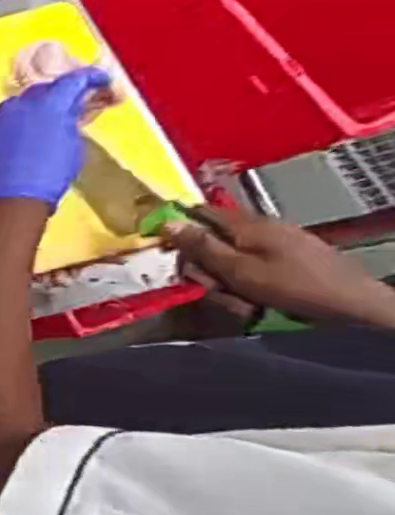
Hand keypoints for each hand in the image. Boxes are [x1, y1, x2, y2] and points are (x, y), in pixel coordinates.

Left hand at [0, 68, 112, 207]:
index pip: (71, 81)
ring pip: (10, 110)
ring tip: (38, 126)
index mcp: (47, 105)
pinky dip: (5, 132)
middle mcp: (14, 109)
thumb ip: (70, 121)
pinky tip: (12, 145)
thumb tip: (69, 112)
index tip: (99, 83)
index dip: (89, 79)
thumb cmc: (46, 177)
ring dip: (26, 113)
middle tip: (67, 105)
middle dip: (54, 95)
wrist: (2, 205)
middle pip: (37, 93)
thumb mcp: (71, 144)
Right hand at [161, 205, 394, 328]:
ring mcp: (280, 241)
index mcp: (249, 227)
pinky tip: (251, 295)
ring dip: (223, 277)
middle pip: (214, 239)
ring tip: (236, 297)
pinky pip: (250, 263)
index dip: (179, 222)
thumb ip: (201, 246)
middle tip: (209, 286)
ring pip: (230, 255)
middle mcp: (265, 228)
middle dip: (203, 264)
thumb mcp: (236, 268)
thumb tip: (169, 223)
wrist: (352, 302)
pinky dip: (242, 279)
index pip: (204, 212)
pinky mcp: (290, 256)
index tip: (161, 241)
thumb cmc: (289, 285)